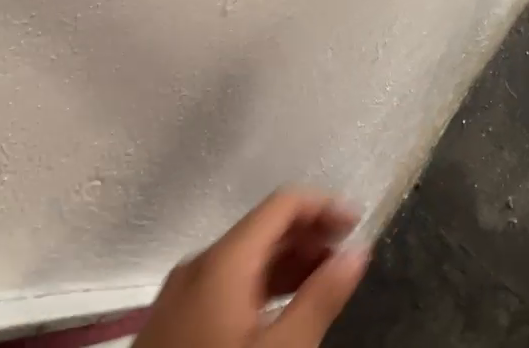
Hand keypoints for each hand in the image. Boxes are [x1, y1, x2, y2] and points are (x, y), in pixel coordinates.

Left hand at [133, 188, 368, 347]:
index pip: (283, 205)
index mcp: (223, 262)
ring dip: (289, 263)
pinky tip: (281, 312)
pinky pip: (226, 284)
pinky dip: (262, 285)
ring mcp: (179, 295)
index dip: (326, 207)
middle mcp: (197, 266)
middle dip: (310, 237)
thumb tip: (358, 253)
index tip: (358, 227)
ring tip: (322, 287)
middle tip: (345, 260)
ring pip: (245, 258)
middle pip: (263, 228)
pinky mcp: (170, 324)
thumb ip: (321, 298)